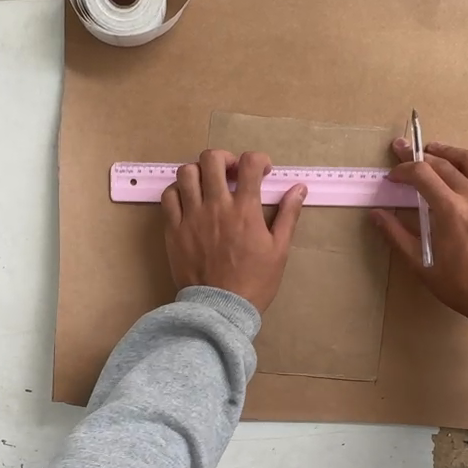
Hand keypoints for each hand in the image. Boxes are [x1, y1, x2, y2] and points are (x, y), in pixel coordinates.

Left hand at [162, 148, 306, 313]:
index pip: (249, 163)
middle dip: (225, 159)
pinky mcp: (173, 229)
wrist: (221, 309)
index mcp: (245, 210)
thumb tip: (299, 188)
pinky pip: (168, 196)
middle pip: (212, 159)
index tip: (262, 172)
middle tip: (231, 173)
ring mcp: (191, 216)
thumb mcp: (279, 250)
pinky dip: (178, 191)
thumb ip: (288, 215)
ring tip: (208, 185)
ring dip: (199, 172)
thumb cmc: (254, 282)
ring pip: (187, 173)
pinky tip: (189, 200)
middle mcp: (216, 206)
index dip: (258, 160)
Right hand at [371, 139, 467, 317]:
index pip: (422, 174)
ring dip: (451, 152)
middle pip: (444, 163)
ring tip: (437, 152)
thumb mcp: (421, 265)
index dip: (403, 170)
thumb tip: (376, 214)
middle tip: (404, 151)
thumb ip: (396, 235)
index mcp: (451, 211)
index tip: (393, 176)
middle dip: (420, 156)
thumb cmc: (460, 286)